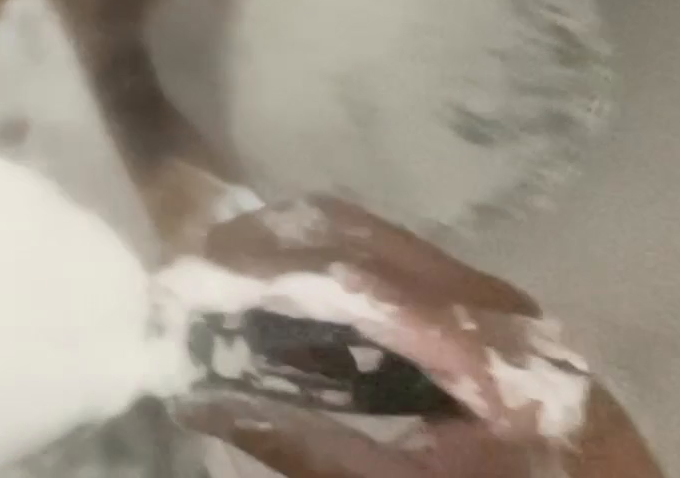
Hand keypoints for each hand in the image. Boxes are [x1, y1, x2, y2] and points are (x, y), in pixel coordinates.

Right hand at [168, 197, 663, 476]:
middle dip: (258, 241)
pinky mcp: (473, 299)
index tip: (188, 276)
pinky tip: (287, 308)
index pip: (350, 282)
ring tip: (227, 283)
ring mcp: (484, 292)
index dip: (260, 272)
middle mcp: (487, 299)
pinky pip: (376, 255)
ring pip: (356, 232)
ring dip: (281, 247)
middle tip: (196, 272)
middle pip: (345, 230)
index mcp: (492, 352)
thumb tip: (193, 403)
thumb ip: (305, 449)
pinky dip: (315, 264)